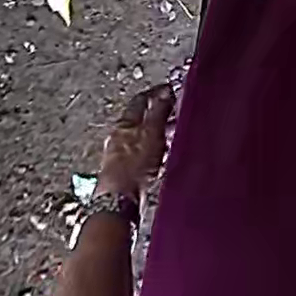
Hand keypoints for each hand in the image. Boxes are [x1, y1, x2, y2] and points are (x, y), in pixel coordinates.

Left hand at [95, 84, 174, 198]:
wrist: (118, 205)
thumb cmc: (132, 167)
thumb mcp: (151, 133)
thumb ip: (159, 110)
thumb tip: (165, 92)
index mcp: (124, 122)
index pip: (141, 99)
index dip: (157, 93)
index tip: (171, 90)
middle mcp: (119, 137)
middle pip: (141, 118)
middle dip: (159, 114)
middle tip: (176, 112)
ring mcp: (121, 156)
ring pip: (143, 137)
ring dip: (158, 133)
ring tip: (174, 135)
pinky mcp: (125, 174)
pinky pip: (143, 156)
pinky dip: (155, 151)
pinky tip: (164, 157)